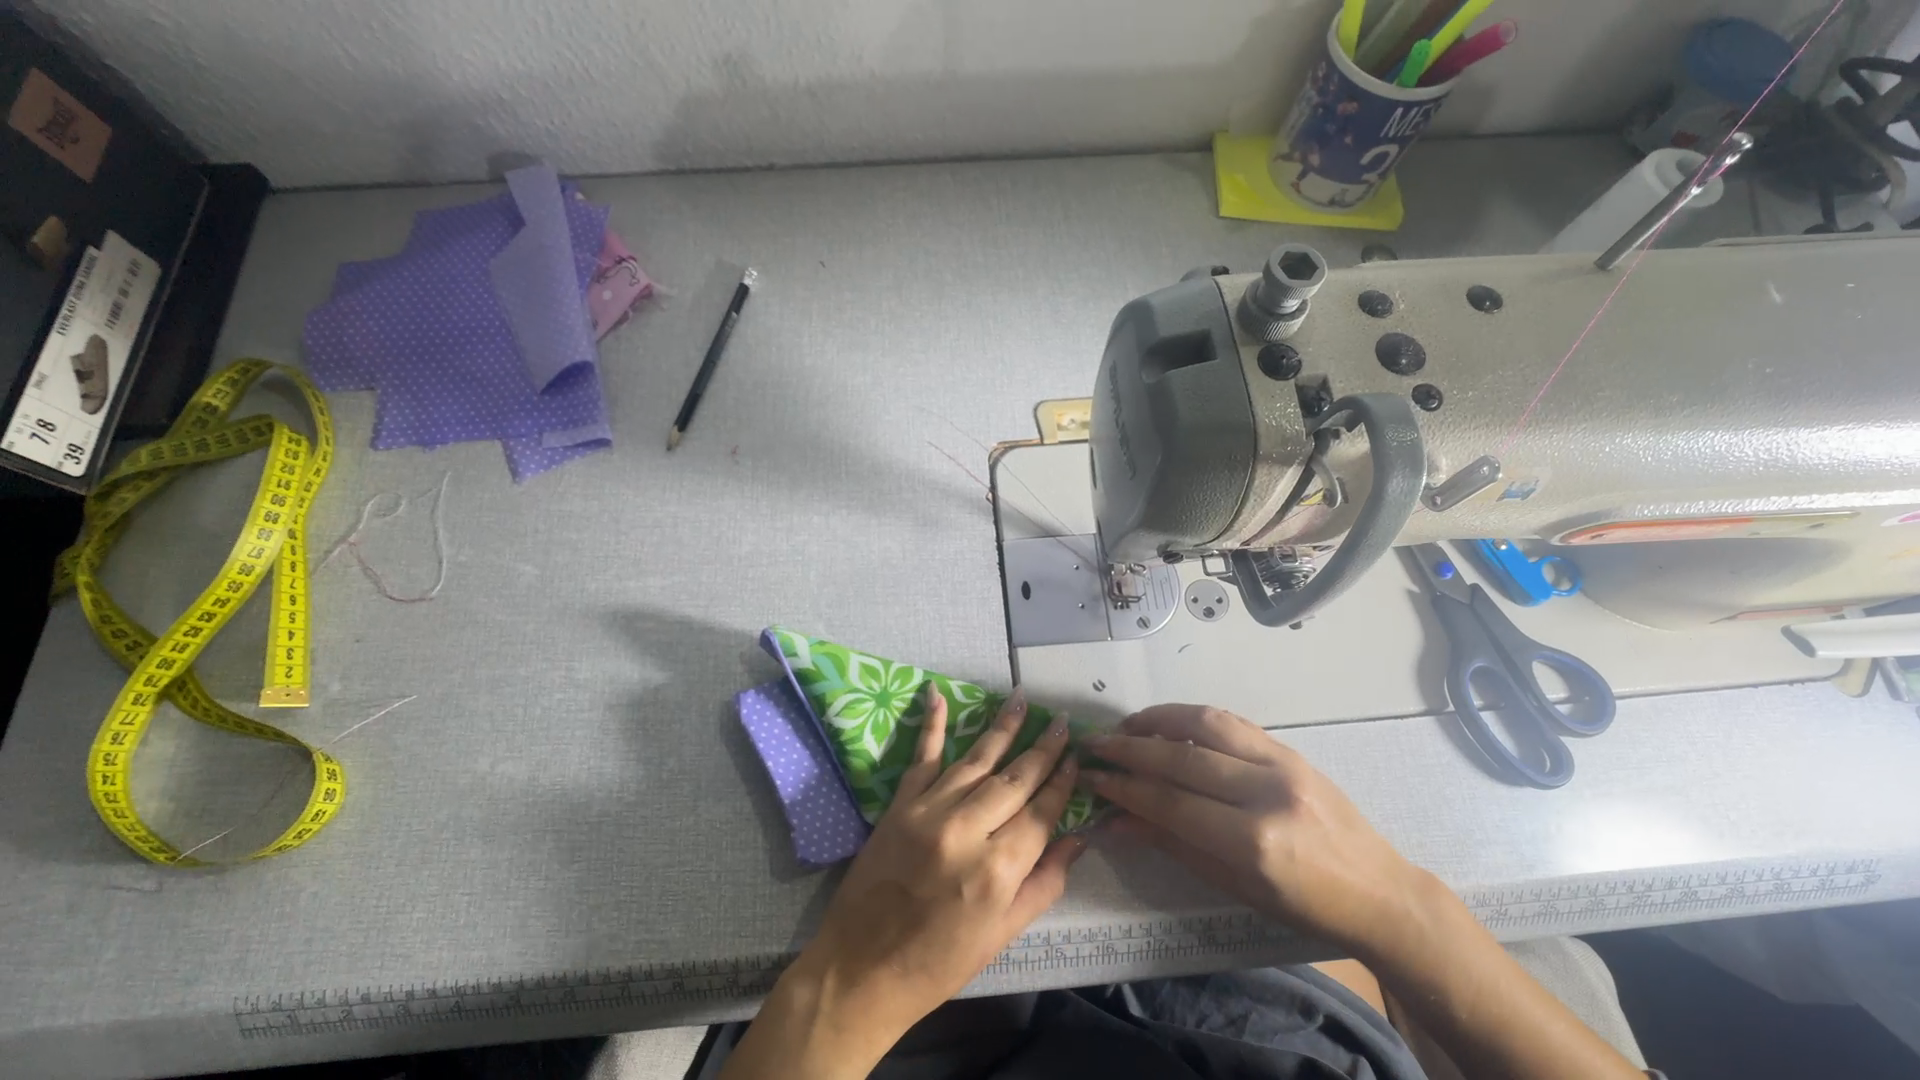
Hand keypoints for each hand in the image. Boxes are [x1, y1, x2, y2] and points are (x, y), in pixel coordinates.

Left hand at [723, 686, 1086, 1079]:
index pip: (1042, 811)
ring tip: (1022, 700)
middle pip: (1014, 780)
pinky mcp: (898, 808)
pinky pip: (921, 759)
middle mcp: (966, 831)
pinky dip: (930, 725)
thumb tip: (1077, 838)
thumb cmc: (940, 964)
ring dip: (1002, 728)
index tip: (1077, 756)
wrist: (861, 971)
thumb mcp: (1003, 935)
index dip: (1062, 782)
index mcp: (998, 870)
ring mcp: (928, 813)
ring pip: (975, 761)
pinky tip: (939, 695)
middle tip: (1062, 721)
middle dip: (1042, 749)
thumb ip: (1044, 883)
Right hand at [1084, 704, 1436, 959]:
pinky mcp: (1291, 750)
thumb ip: (1173, 844)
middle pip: (1182, 758)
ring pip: (1207, 724)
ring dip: (1159, 720)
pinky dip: (1193, 718)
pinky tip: (1169, 723)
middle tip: (1093, 747)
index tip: (1090, 778)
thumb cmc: (1304, 906)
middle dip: (1130, 750)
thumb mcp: (1233, 886)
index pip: (1171, 803)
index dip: (1124, 789)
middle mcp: (1267, 793)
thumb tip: (1115, 821)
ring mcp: (1283, 765)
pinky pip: (1233, 723)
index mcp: (1254, 841)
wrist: (1379, 891)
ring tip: (1126, 726)